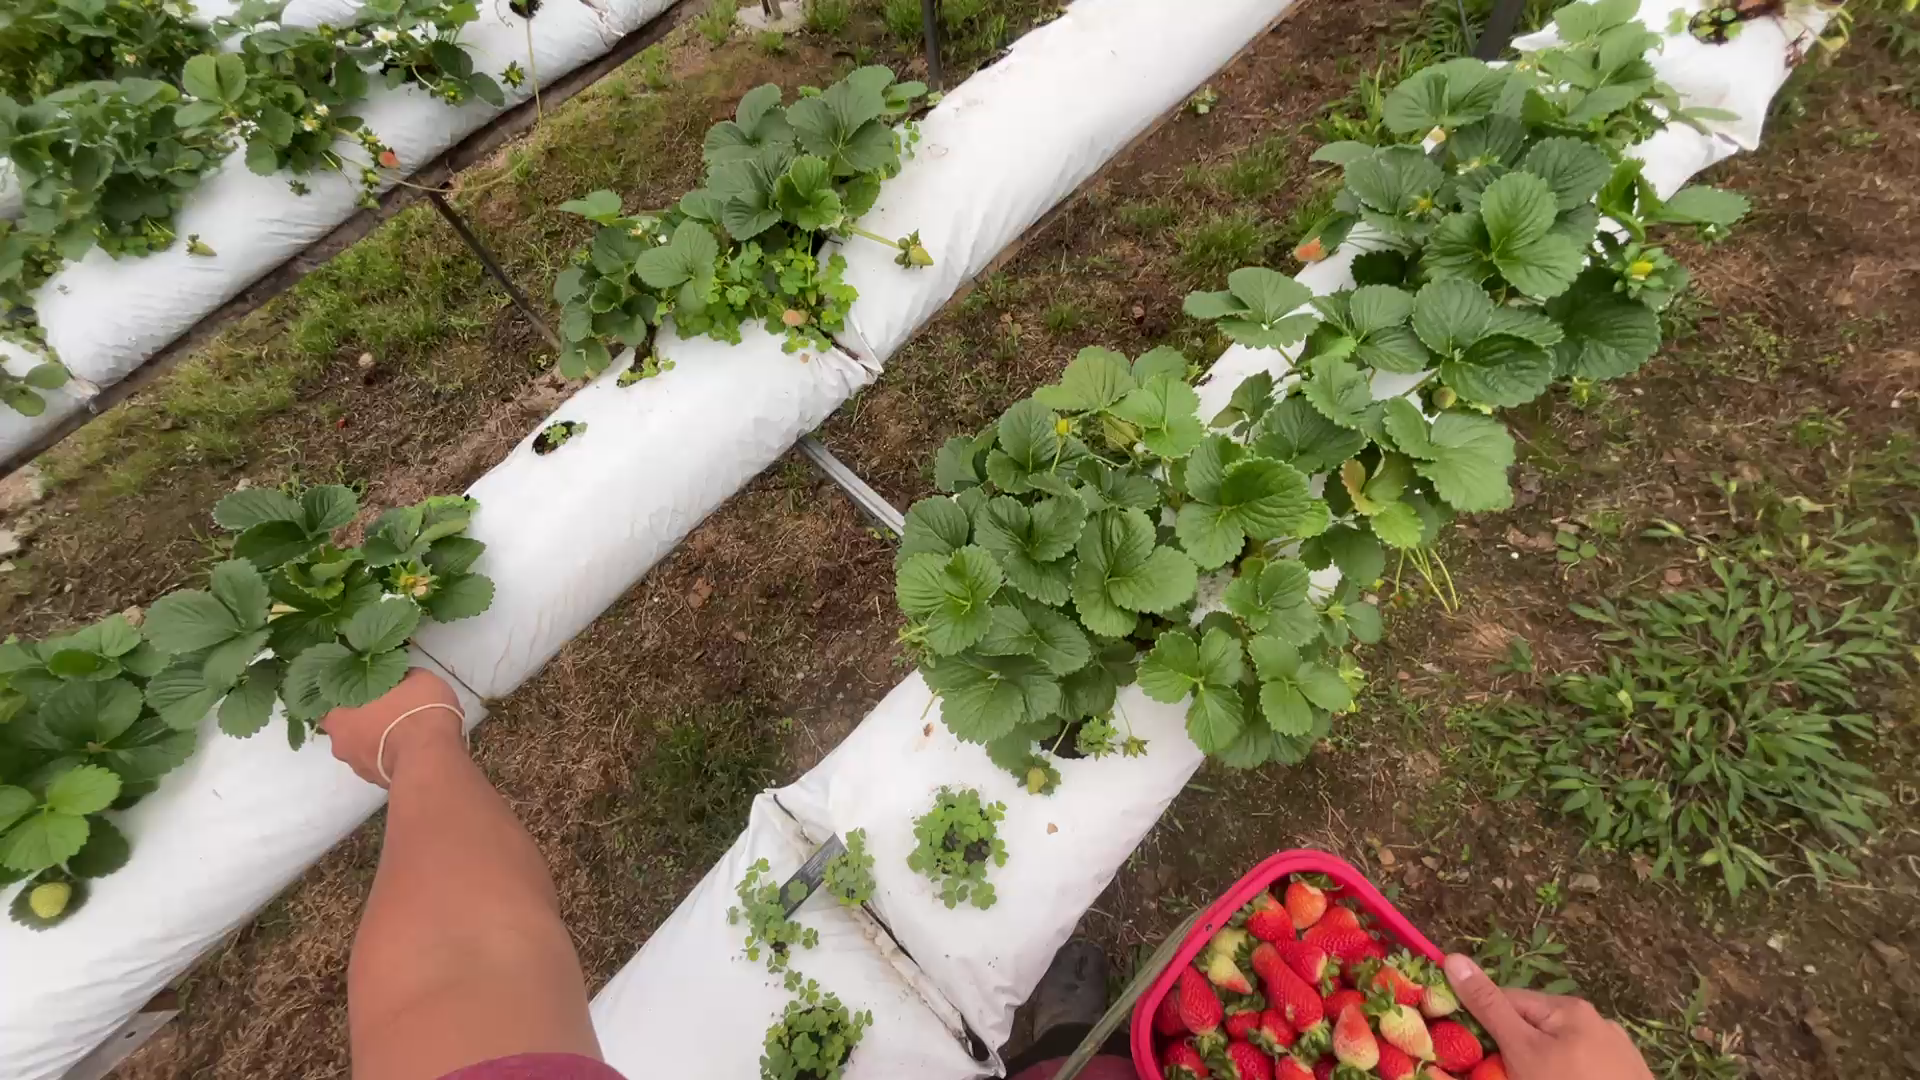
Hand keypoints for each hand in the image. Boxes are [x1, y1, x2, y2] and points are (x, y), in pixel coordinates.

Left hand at [320, 668, 465, 787]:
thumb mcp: (419, 679)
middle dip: (366, 722)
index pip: (330, 707)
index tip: (364, 694)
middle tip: (390, 711)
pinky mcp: (380, 781)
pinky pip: (383, 763)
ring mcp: (360, 767)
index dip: (347, 699)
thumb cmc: (417, 712)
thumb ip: (404, 677)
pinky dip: (394, 755)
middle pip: (349, 730)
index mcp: (340, 718)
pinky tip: (415, 748)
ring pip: (366, 749)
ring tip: (408, 732)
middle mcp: (342, 746)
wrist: (432, 756)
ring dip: (381, 741)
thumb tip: (400, 676)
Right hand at [1442, 954, 1652, 1079]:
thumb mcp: (1520, 1049)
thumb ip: (1487, 1005)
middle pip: (1536, 1027)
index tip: (1486, 1056)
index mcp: (1569, 1007)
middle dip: (1520, 1050)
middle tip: (1516, 1077)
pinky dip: (1574, 1079)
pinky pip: (1588, 1071)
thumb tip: (1452, 957)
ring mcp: (1622, 1054)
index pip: (1508, 1001)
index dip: (1490, 1027)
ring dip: (1547, 1067)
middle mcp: (1599, 1022)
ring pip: (1562, 1051)